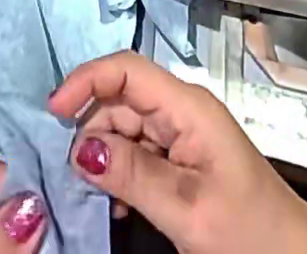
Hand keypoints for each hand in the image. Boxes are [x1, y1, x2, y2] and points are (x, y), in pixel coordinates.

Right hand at [50, 52, 306, 253]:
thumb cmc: (253, 236)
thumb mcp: (188, 211)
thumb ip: (131, 174)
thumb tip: (77, 148)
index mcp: (188, 107)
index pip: (125, 69)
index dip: (85, 80)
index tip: (54, 112)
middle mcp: (180, 109)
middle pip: (118, 97)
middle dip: (89, 126)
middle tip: (73, 171)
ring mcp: (179, 132)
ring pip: (121, 123)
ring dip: (101, 153)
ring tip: (94, 192)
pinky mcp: (178, 155)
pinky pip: (133, 147)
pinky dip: (116, 168)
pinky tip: (115, 202)